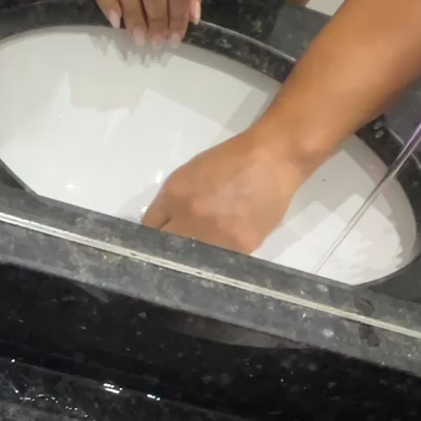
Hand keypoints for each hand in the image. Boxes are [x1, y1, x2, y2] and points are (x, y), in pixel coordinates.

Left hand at [143, 126, 314, 253]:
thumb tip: (157, 229)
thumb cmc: (228, 162)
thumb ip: (168, 204)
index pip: (149, 230)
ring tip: (207, 247)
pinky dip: (219, 256)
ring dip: (194, 258)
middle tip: (176, 253)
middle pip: (167, 251)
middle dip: (169, 252)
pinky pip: (221, 261)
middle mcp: (191, 220)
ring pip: (194, 261)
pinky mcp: (241, 247)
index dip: (151, 238)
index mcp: (174, 198)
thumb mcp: (187, 175)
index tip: (155, 244)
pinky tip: (227, 243)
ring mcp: (216, 236)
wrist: (271, 160)